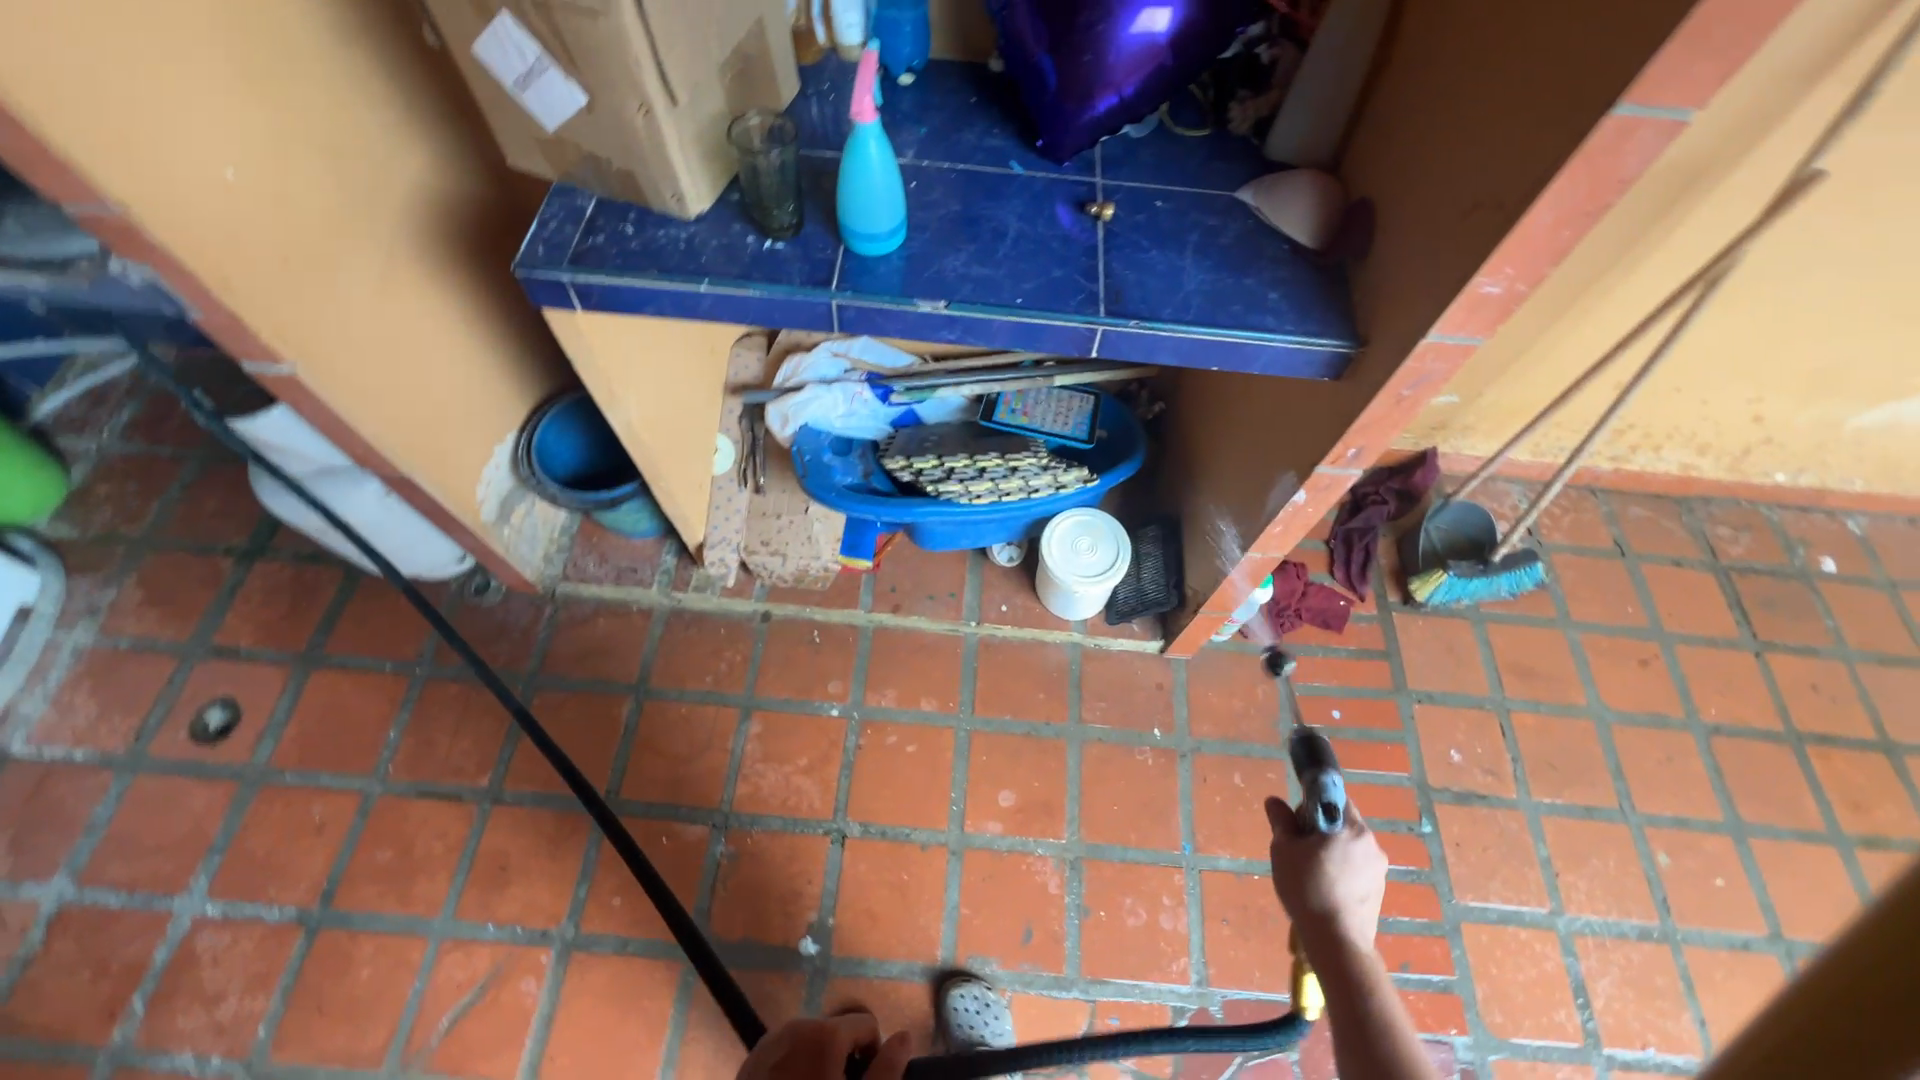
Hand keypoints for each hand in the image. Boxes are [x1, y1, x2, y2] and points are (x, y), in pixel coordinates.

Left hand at [736, 1014, 913, 1079]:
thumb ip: (886, 1069)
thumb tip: (904, 1036)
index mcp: (824, 1033)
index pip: (867, 1025)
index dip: (872, 1056)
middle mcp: (796, 1026)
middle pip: (838, 1032)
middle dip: (844, 1060)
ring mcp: (770, 1042)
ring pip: (812, 1042)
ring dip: (820, 1064)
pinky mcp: (751, 1060)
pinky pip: (787, 1052)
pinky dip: (795, 1068)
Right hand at [1264, 796, 1387, 964]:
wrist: (1336, 939)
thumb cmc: (1306, 888)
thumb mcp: (1284, 850)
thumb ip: (1281, 821)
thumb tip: (1274, 801)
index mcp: (1349, 826)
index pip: (1334, 797)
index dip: (1314, 804)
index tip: (1299, 822)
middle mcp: (1370, 841)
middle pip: (1343, 822)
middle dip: (1322, 829)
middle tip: (1300, 849)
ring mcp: (1379, 866)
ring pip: (1351, 845)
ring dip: (1333, 850)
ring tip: (1312, 872)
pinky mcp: (1380, 887)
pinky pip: (1358, 866)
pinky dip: (1344, 869)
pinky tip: (1327, 888)